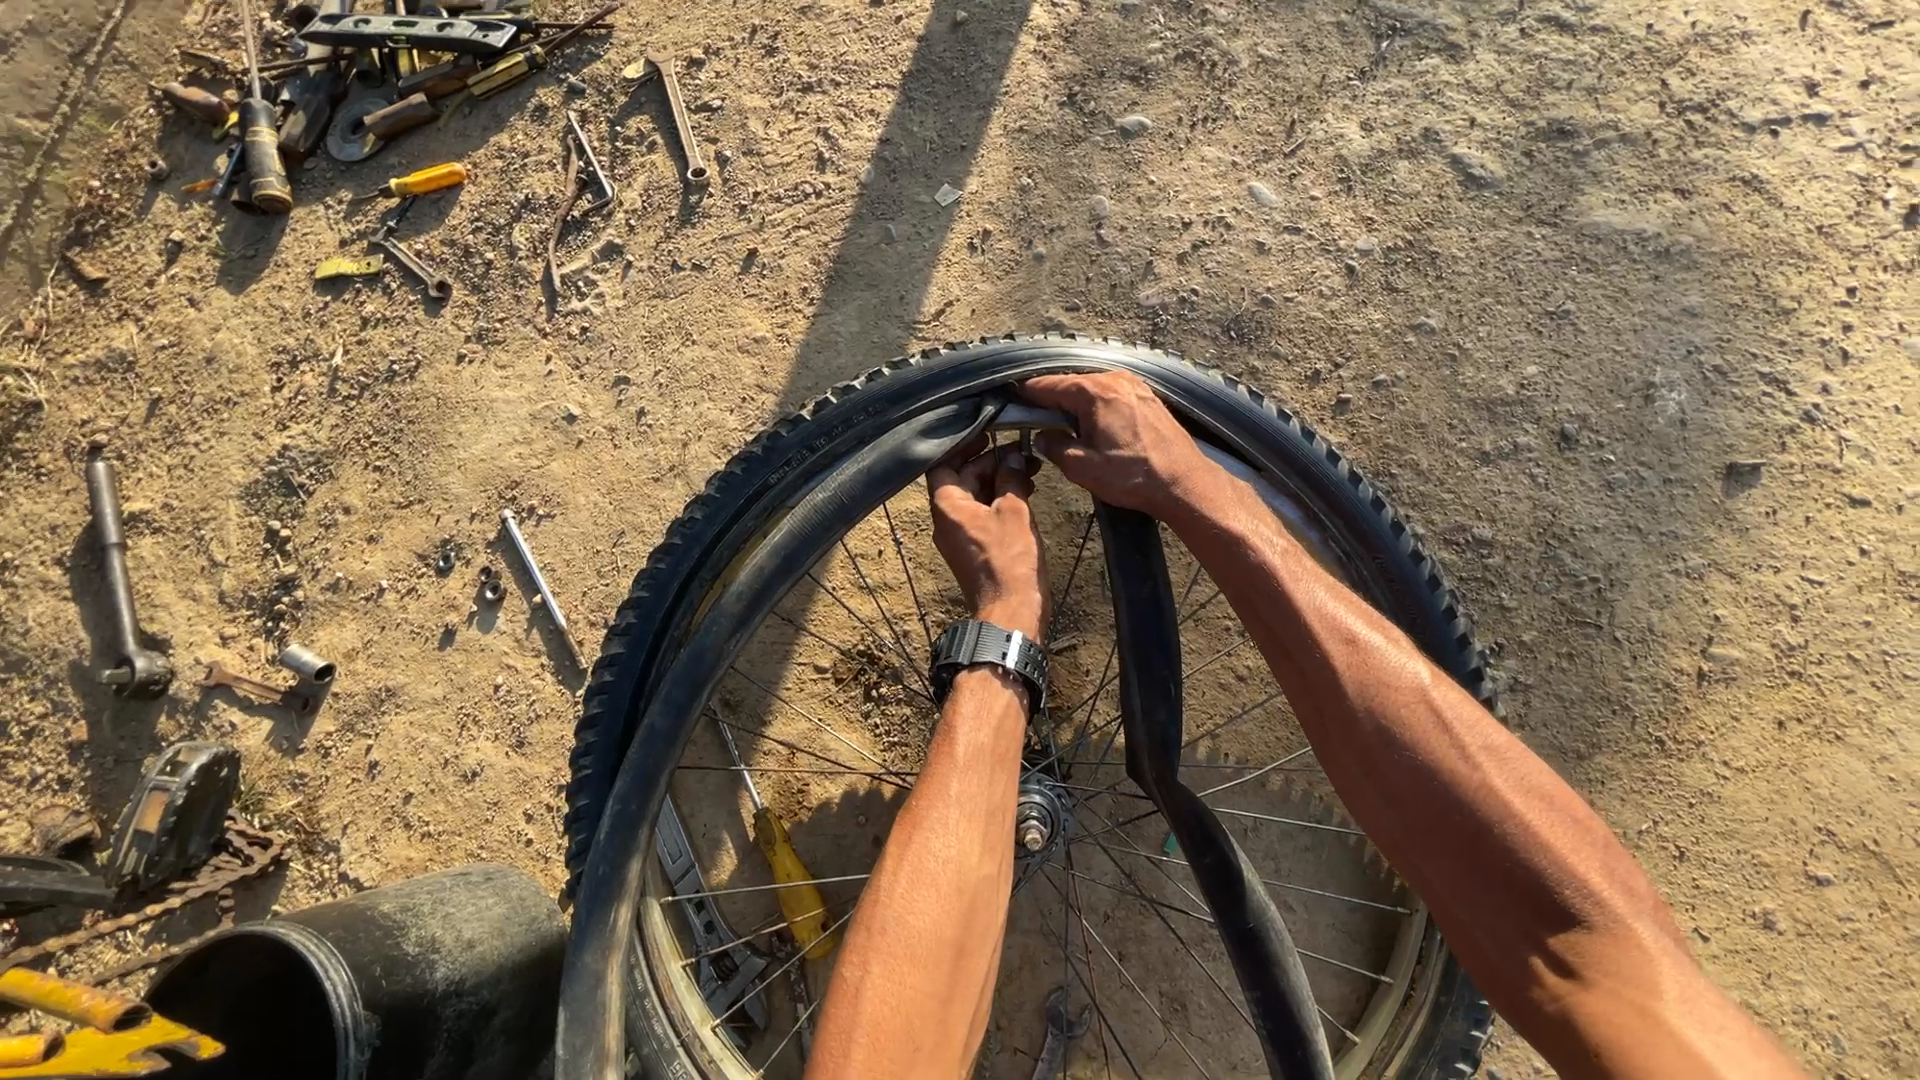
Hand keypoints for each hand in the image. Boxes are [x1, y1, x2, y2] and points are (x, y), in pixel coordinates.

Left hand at [927, 441, 1047, 640]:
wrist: (1012, 610)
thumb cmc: (1010, 561)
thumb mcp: (1014, 510)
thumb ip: (1011, 478)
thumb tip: (1013, 458)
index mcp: (946, 507)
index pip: (943, 463)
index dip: (965, 446)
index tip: (988, 434)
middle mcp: (945, 521)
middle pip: (961, 479)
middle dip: (991, 463)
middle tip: (1021, 454)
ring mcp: (958, 537)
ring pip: (974, 498)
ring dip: (998, 482)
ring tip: (1029, 472)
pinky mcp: (973, 550)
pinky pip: (981, 516)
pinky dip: (999, 502)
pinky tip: (1025, 495)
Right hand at [1019, 372, 1218, 520]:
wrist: (1183, 483)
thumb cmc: (1134, 476)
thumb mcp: (1082, 467)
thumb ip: (1055, 447)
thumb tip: (1042, 438)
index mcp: (1094, 392)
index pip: (1049, 385)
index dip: (1027, 394)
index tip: (1012, 399)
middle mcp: (1115, 381)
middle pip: (1071, 384)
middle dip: (1052, 400)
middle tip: (1035, 418)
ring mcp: (1135, 387)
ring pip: (1093, 389)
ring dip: (1076, 404)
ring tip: (1063, 425)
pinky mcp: (1148, 398)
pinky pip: (1112, 395)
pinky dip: (1097, 406)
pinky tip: (1093, 425)